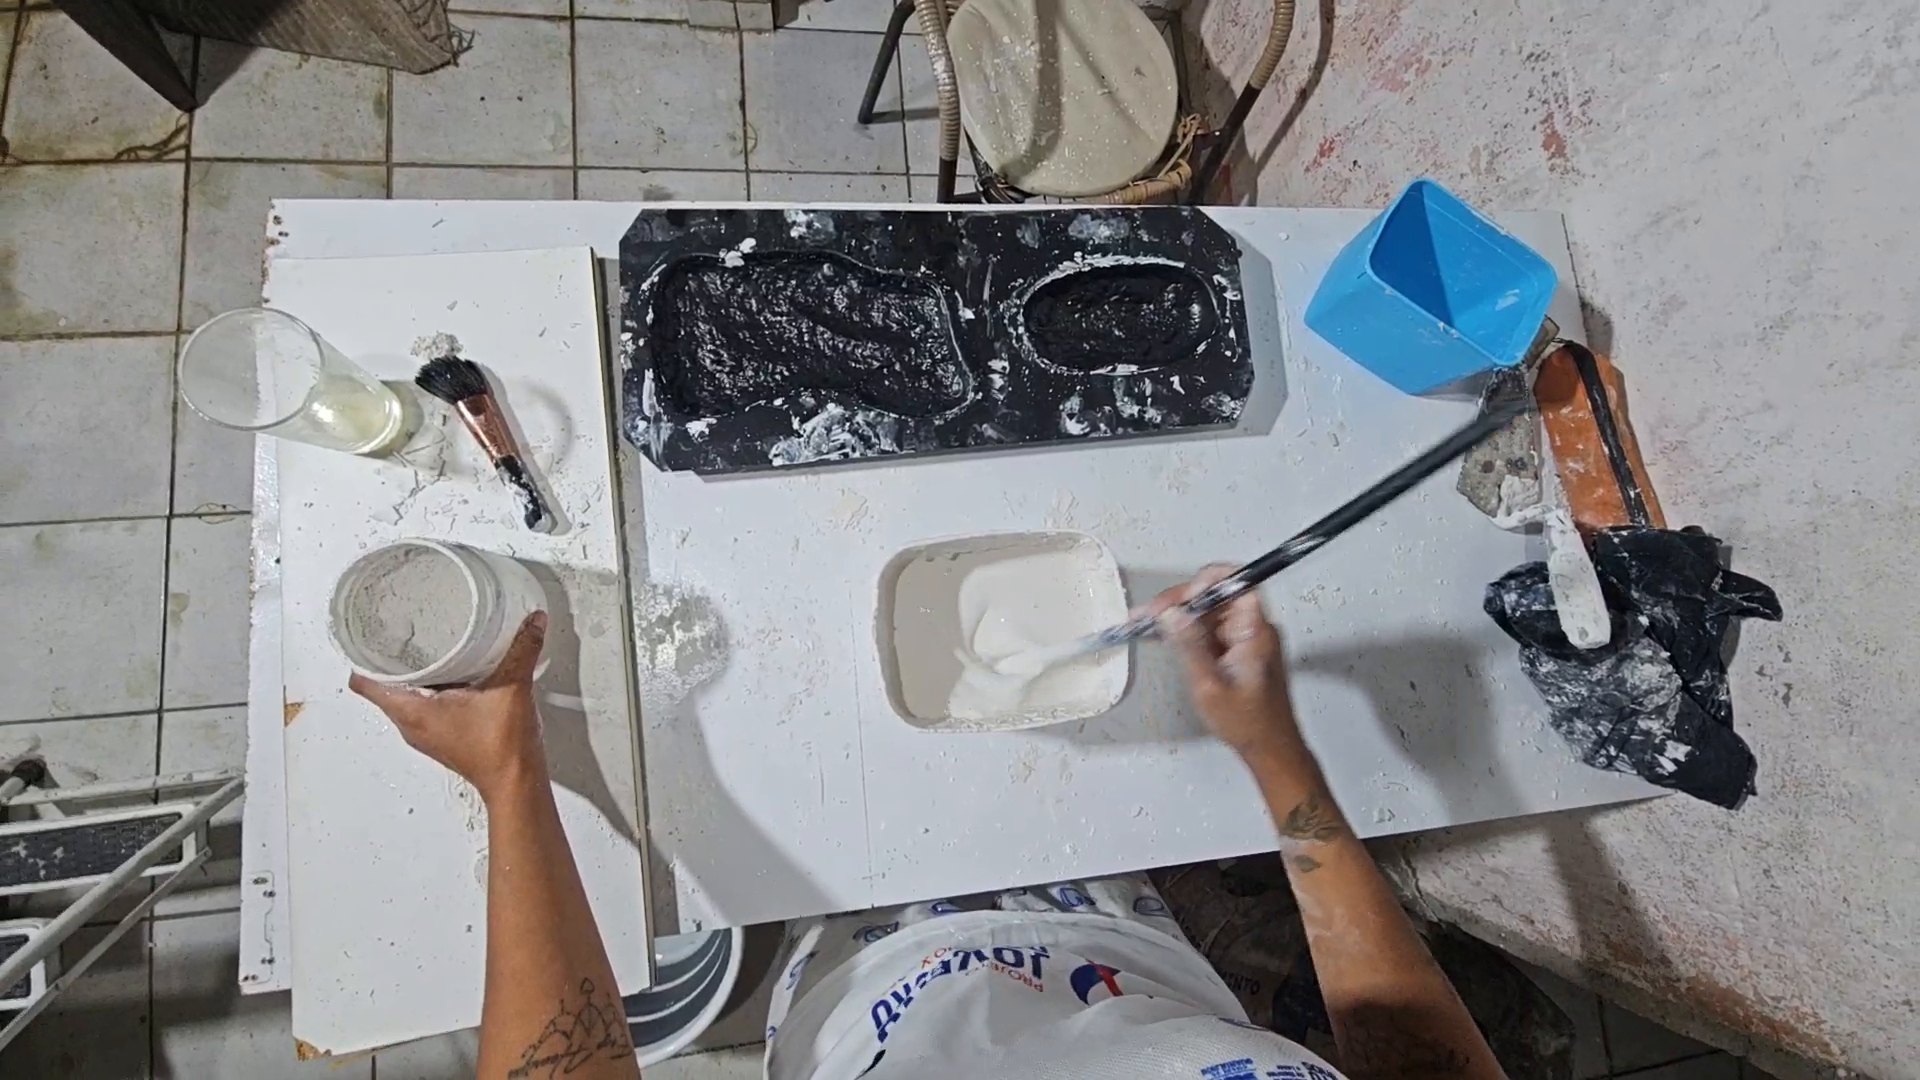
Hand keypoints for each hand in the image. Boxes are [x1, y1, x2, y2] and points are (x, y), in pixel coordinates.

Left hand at [349, 611, 547, 802]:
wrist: (516, 781)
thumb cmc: (501, 747)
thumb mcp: (513, 687)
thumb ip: (523, 650)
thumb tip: (533, 622)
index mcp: (412, 712)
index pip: (364, 682)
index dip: (365, 656)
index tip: (377, 635)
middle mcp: (411, 725)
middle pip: (385, 687)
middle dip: (397, 661)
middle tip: (412, 635)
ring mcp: (426, 734)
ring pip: (407, 698)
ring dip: (419, 676)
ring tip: (438, 652)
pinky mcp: (444, 738)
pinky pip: (427, 708)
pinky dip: (437, 690)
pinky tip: (462, 678)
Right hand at [1150, 566, 1303, 764]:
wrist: (1270, 749)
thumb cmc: (1247, 723)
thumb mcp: (1209, 685)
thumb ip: (1189, 645)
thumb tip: (1170, 613)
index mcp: (1255, 631)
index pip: (1237, 584)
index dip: (1207, 582)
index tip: (1181, 598)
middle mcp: (1253, 628)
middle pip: (1215, 596)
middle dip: (1180, 601)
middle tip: (1149, 614)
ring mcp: (1244, 637)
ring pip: (1208, 611)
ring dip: (1178, 615)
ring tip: (1145, 623)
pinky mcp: (1236, 649)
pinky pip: (1208, 629)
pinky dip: (1185, 630)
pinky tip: (1161, 635)